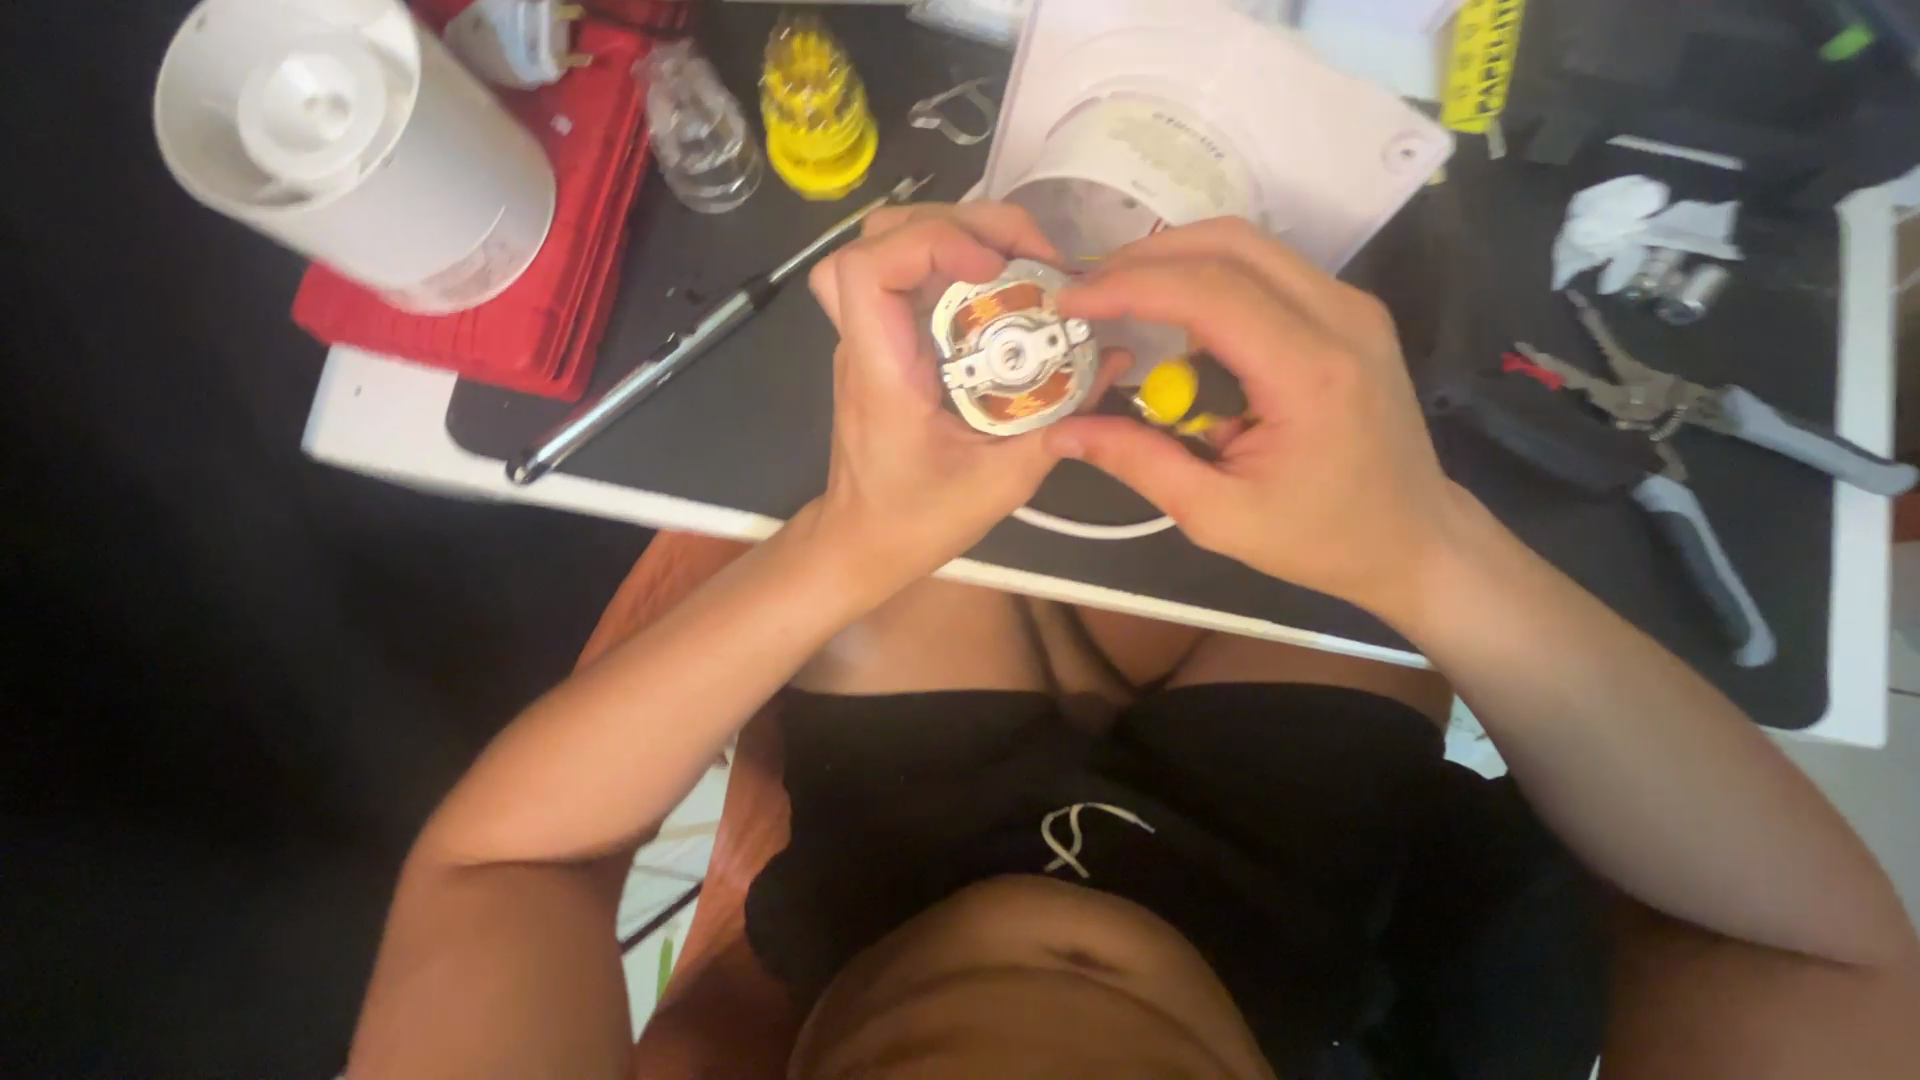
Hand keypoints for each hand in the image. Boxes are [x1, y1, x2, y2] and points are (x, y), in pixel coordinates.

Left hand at [798, 202, 1067, 594]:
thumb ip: (1059, 423)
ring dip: (952, 233)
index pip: (869, 267)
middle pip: (880, 234)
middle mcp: (865, 341)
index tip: (995, 264)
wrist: (862, 542)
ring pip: (885, 245)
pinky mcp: (885, 345)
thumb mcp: (1000, 482)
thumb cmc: (917, 521)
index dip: (932, 240)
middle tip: (1028, 254)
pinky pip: (904, 276)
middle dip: (960, 221)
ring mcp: (869, 339)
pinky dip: (950, 263)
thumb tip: (1115, 359)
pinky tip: (997, 289)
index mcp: (881, 370)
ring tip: (1015, 259)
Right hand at [1044, 218, 1465, 617]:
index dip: (1129, 285)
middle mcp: (1339, 317)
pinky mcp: (1347, 313)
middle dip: (1145, 258)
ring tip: (1118, 301)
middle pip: (1229, 244)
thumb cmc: (1319, 538)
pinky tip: (1174, 324)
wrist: (1414, 538)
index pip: (1208, 292)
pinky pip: (1267, 272)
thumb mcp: (1217, 516)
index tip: (1070, 299)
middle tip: (1086, 290)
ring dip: (1176, 264)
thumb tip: (1062, 430)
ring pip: (1248, 247)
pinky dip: (1209, 282)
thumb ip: (1139, 463)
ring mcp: (1350, 307)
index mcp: (1309, 372)